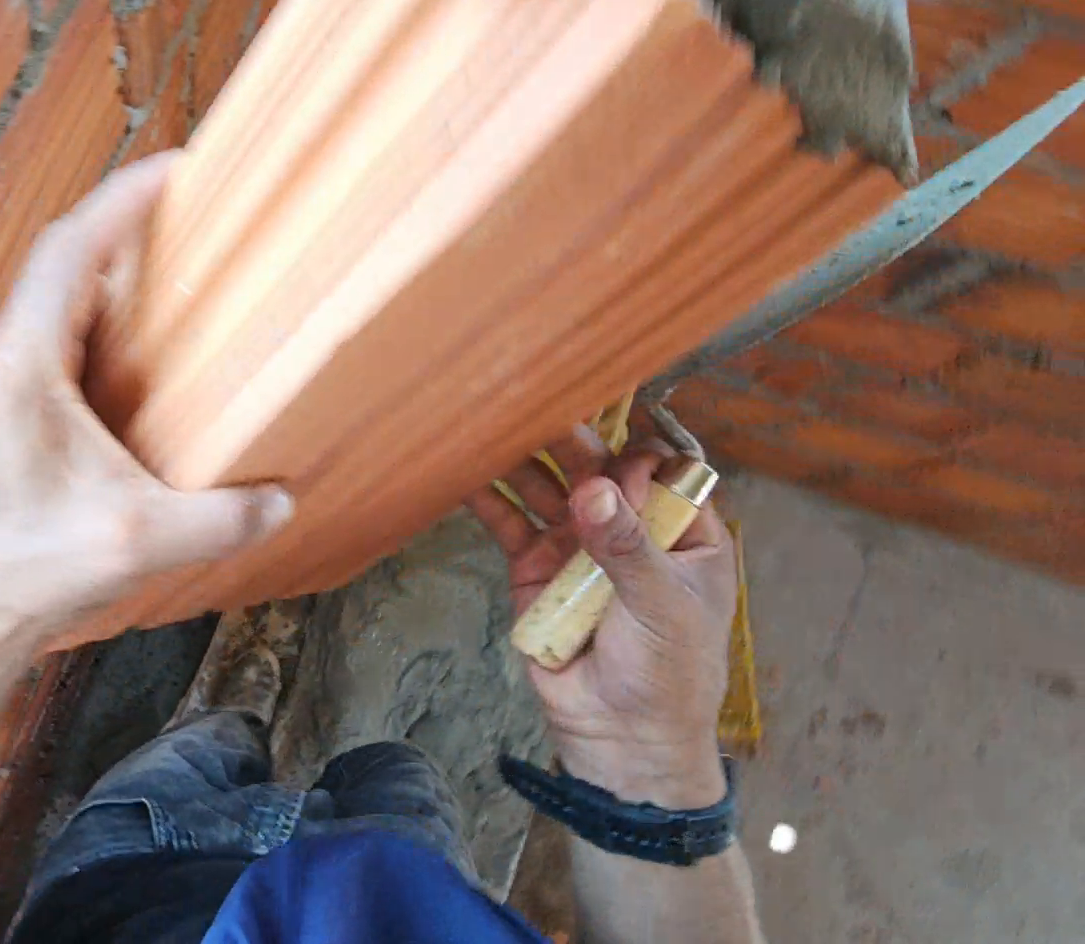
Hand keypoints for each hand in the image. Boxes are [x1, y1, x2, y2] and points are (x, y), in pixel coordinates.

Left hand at [0, 154, 293, 649]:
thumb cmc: (34, 569)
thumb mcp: (138, 540)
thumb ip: (220, 518)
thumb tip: (283, 499)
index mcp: (26, 365)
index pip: (71, 251)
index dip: (122, 200)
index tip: (176, 170)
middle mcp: (9, 360)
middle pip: (62, 258)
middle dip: (121, 220)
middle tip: (185, 206)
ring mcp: (7, 383)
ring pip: (58, 293)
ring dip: (109, 264)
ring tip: (170, 254)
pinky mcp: (15, 409)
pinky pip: (60, 331)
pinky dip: (101, 310)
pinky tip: (141, 334)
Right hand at [467, 427, 736, 807]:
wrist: (615, 733)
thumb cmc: (666, 672)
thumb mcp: (662, 607)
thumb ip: (627, 547)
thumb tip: (592, 488)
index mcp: (678, 534)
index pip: (657, 475)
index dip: (633, 458)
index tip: (610, 456)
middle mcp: (623, 529)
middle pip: (594, 472)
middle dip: (569, 443)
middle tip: (537, 410)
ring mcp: (572, 544)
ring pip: (545, 488)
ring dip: (522, 460)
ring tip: (493, 428)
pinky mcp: (531, 563)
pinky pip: (508, 521)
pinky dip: (486, 498)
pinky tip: (465, 474)